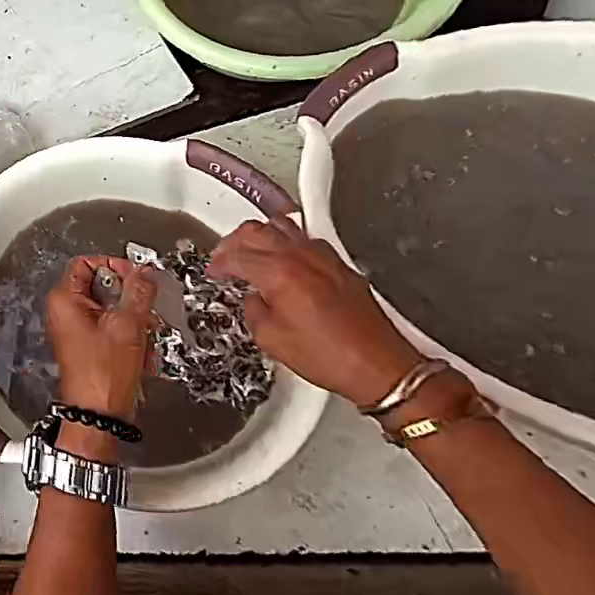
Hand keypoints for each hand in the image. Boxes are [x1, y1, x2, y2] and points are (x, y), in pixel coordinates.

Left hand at [45, 255, 154, 419]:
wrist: (99, 411)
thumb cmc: (103, 373)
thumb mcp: (127, 325)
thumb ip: (137, 293)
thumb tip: (144, 272)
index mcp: (64, 299)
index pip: (85, 264)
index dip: (112, 266)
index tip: (136, 277)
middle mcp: (65, 311)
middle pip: (103, 286)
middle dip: (130, 301)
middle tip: (145, 314)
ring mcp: (76, 327)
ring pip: (113, 310)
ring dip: (135, 323)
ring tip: (143, 341)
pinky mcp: (89, 343)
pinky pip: (114, 329)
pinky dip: (131, 338)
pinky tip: (139, 355)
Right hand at [208, 217, 421, 405]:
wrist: (379, 368)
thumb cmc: (331, 356)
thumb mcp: (269, 337)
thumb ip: (252, 309)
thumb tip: (253, 299)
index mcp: (278, 274)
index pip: (235, 255)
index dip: (218, 264)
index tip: (214, 272)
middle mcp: (302, 259)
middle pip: (256, 231)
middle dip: (233, 243)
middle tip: (224, 257)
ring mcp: (325, 260)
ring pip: (283, 226)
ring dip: (260, 235)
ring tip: (250, 250)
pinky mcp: (342, 267)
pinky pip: (308, 240)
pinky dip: (288, 242)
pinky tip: (284, 256)